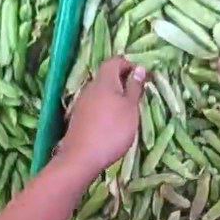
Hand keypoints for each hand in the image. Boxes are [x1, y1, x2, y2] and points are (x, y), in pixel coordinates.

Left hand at [55, 56, 145, 175]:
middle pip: (106, 76)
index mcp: (104, 81)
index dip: (129, 65)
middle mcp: (89, 88)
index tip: (141, 78)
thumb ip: (134, 88)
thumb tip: (138, 68)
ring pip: (99, 92)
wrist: (82, 157)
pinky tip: (110, 123)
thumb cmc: (112, 130)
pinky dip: (104, 108)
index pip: (115, 61)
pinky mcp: (77, 118)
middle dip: (121, 81)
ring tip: (126, 111)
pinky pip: (93, 105)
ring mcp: (81, 103)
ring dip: (113, 96)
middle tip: (136, 95)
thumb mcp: (130, 109)